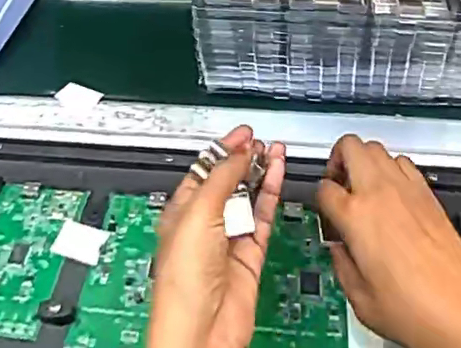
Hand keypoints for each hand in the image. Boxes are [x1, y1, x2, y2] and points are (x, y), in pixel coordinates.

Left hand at [147, 125, 286, 347]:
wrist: (201, 334)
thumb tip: (241, 151)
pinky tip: (278, 173)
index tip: (242, 133)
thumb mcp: (199, 213)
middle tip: (260, 139)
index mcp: (183, 210)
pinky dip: (272, 193)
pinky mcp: (250, 255)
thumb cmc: (182, 282)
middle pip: (229, 179)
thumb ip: (223, 178)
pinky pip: (264, 216)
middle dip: (245, 157)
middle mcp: (206, 222)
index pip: (206, 168)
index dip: (224, 148)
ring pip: (250, 195)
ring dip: (262, 171)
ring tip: (275, 149)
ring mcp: (229, 238)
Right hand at [315, 135, 460, 347]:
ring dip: (364, 160)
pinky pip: (402, 161)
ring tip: (364, 185)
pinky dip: (391, 169)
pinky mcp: (426, 191)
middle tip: (339, 183)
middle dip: (337, 160)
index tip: (327, 214)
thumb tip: (339, 251)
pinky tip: (392, 191)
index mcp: (356, 217)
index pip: (324, 188)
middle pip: (348, 146)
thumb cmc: (417, 308)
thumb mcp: (360, 300)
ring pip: (375, 147)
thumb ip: (341, 265)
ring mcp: (403, 187)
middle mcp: (378, 192)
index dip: (321, 201)